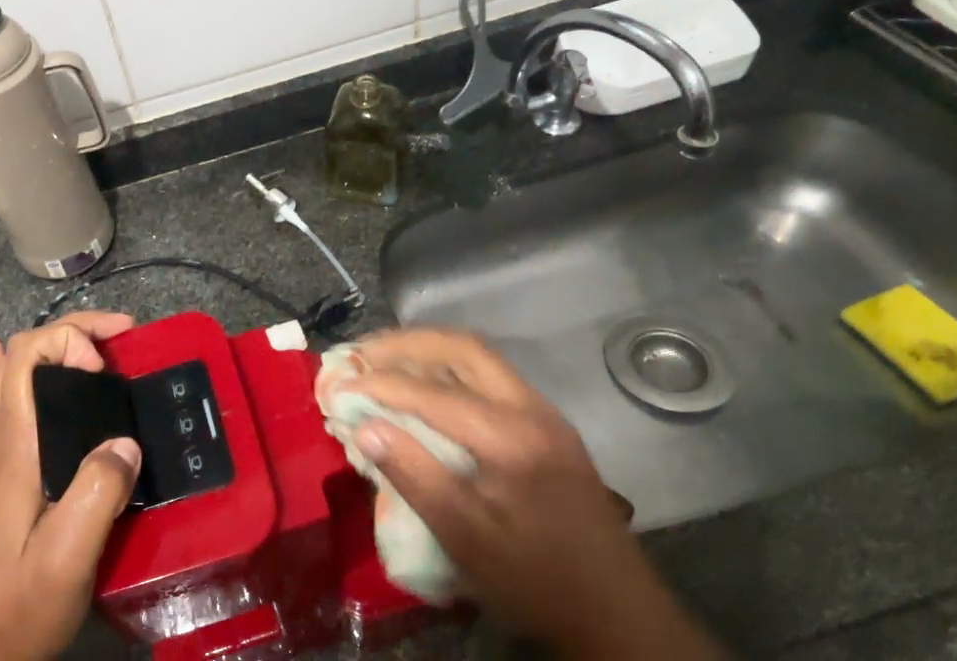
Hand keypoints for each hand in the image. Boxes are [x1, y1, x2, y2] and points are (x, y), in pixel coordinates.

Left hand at [0, 312, 141, 660]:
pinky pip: (1, 403)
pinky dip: (21, 374)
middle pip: (17, 354)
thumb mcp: (67, 558)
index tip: (110, 365)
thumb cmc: (12, 605)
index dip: (70, 339)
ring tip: (96, 354)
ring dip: (53, 351)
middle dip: (70, 332)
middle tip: (120, 343)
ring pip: (8, 376)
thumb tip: (126, 442)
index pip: (26, 355)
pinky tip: (27, 374)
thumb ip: (97, 494)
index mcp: (14, 447)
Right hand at [336, 327, 724, 659]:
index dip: (380, 384)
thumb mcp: (467, 538)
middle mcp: (530, 409)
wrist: (617, 612)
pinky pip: (492, 377)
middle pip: (462, 349)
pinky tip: (428, 387)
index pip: (432, 392)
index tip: (339, 385)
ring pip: (480, 358)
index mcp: (509, 436)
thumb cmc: (535, 579)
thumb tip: (364, 425)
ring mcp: (544, 414)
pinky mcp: (549, 427)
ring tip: (385, 359)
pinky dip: (452, 369)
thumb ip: (414, 476)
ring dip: (430, 350)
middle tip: (361, 353)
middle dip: (406, 344)